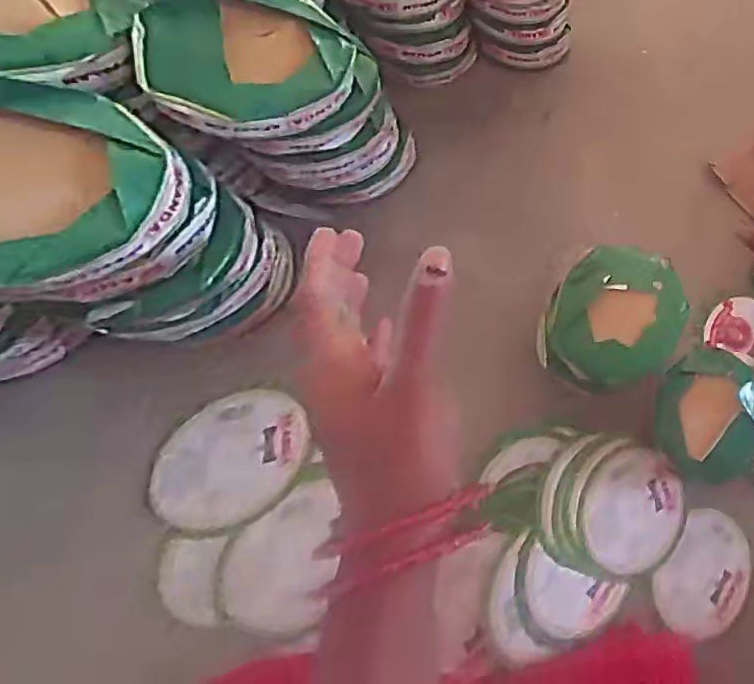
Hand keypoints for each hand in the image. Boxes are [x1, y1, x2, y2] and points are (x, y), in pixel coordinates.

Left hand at [289, 229, 459, 530]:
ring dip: (349, 303)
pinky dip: (372, 333)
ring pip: (342, 337)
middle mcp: (331, 375)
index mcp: (332, 363)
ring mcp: (348, 395)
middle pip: (324, 316)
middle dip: (333, 277)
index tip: (330, 233)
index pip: (316, 303)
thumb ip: (424, 316)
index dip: (322, 266)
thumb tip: (437, 254)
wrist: (398, 520)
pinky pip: (363, 358)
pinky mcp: (368, 409)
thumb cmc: (403, 448)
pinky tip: (387, 327)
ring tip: (363, 273)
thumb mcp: (415, 378)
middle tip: (350, 239)